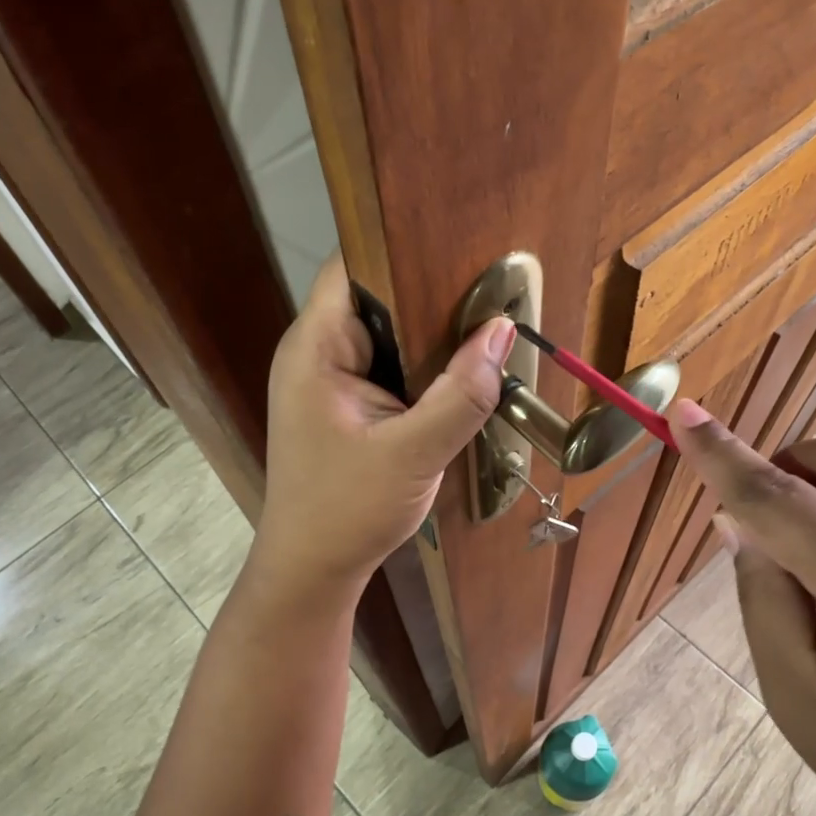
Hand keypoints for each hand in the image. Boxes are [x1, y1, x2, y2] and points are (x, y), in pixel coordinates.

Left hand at [256, 256, 514, 586]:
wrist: (313, 569)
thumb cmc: (347, 512)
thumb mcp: (414, 454)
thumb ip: (461, 394)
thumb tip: (502, 330)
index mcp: (315, 347)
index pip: (353, 265)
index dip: (403, 246)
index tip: (462, 246)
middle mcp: (318, 351)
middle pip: (376, 295)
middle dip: (431, 293)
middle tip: (493, 286)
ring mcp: (330, 378)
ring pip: (388, 333)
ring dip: (431, 334)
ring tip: (487, 320)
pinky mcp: (347, 403)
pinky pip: (389, 365)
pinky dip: (423, 366)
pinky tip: (461, 368)